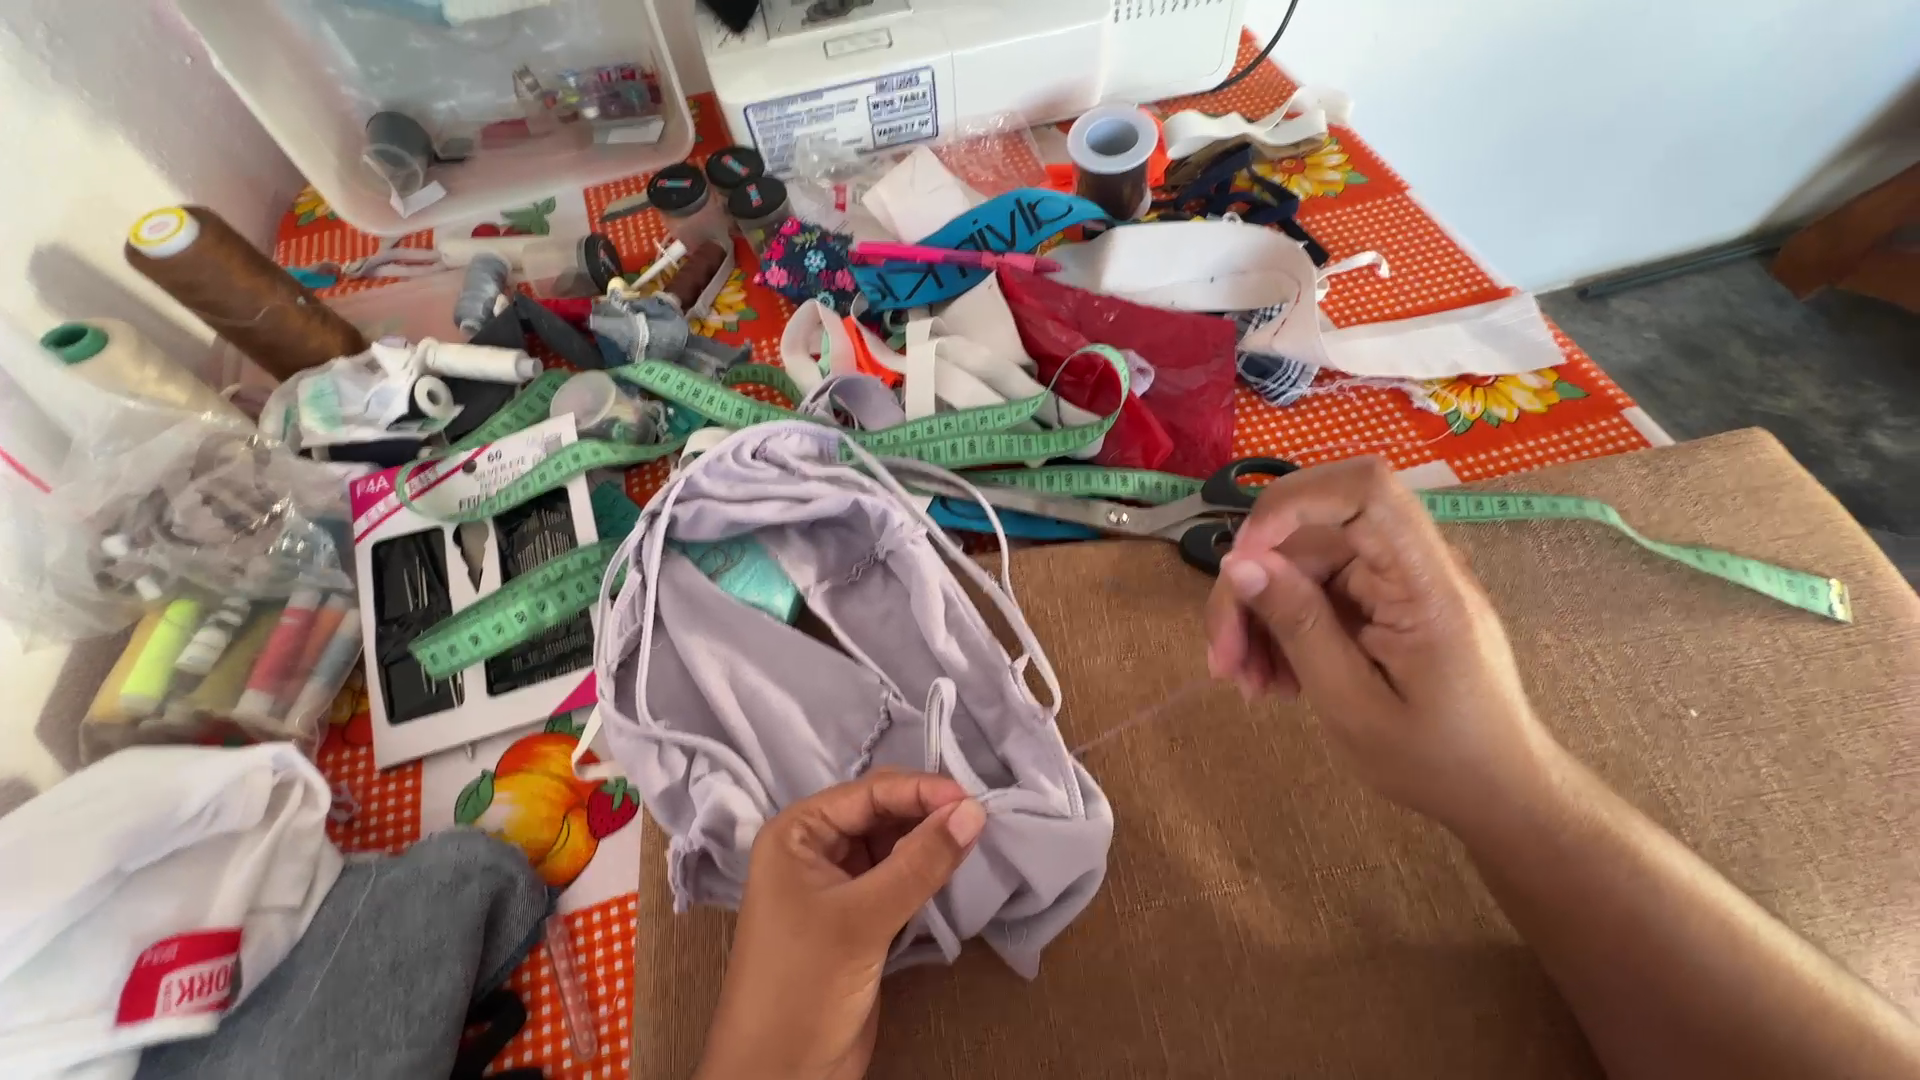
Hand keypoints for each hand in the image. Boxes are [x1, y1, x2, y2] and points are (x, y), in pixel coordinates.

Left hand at [694, 770, 986, 1079]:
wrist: (780, 1079)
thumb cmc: (804, 985)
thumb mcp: (864, 918)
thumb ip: (920, 862)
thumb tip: (975, 811)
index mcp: (797, 832)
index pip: (868, 792)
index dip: (920, 790)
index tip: (973, 799)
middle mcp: (814, 847)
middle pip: (880, 812)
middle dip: (926, 812)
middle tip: (979, 818)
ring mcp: (835, 882)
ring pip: (892, 843)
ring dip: (928, 839)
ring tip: (974, 837)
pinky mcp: (857, 915)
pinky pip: (896, 875)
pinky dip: (924, 870)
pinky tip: (953, 865)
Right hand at [1203, 457, 1561, 829]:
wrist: (1494, 792)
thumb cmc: (1436, 760)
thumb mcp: (1353, 705)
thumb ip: (1299, 627)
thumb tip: (1239, 563)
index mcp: (1424, 583)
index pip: (1364, 489)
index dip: (1291, 503)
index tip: (1243, 563)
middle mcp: (1407, 565)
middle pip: (1305, 536)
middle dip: (1248, 589)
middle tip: (1223, 660)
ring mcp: (1388, 581)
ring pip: (1294, 565)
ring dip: (1255, 618)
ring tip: (1247, 682)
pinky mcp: (1373, 601)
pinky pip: (1307, 593)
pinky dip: (1277, 631)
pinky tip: (1271, 679)